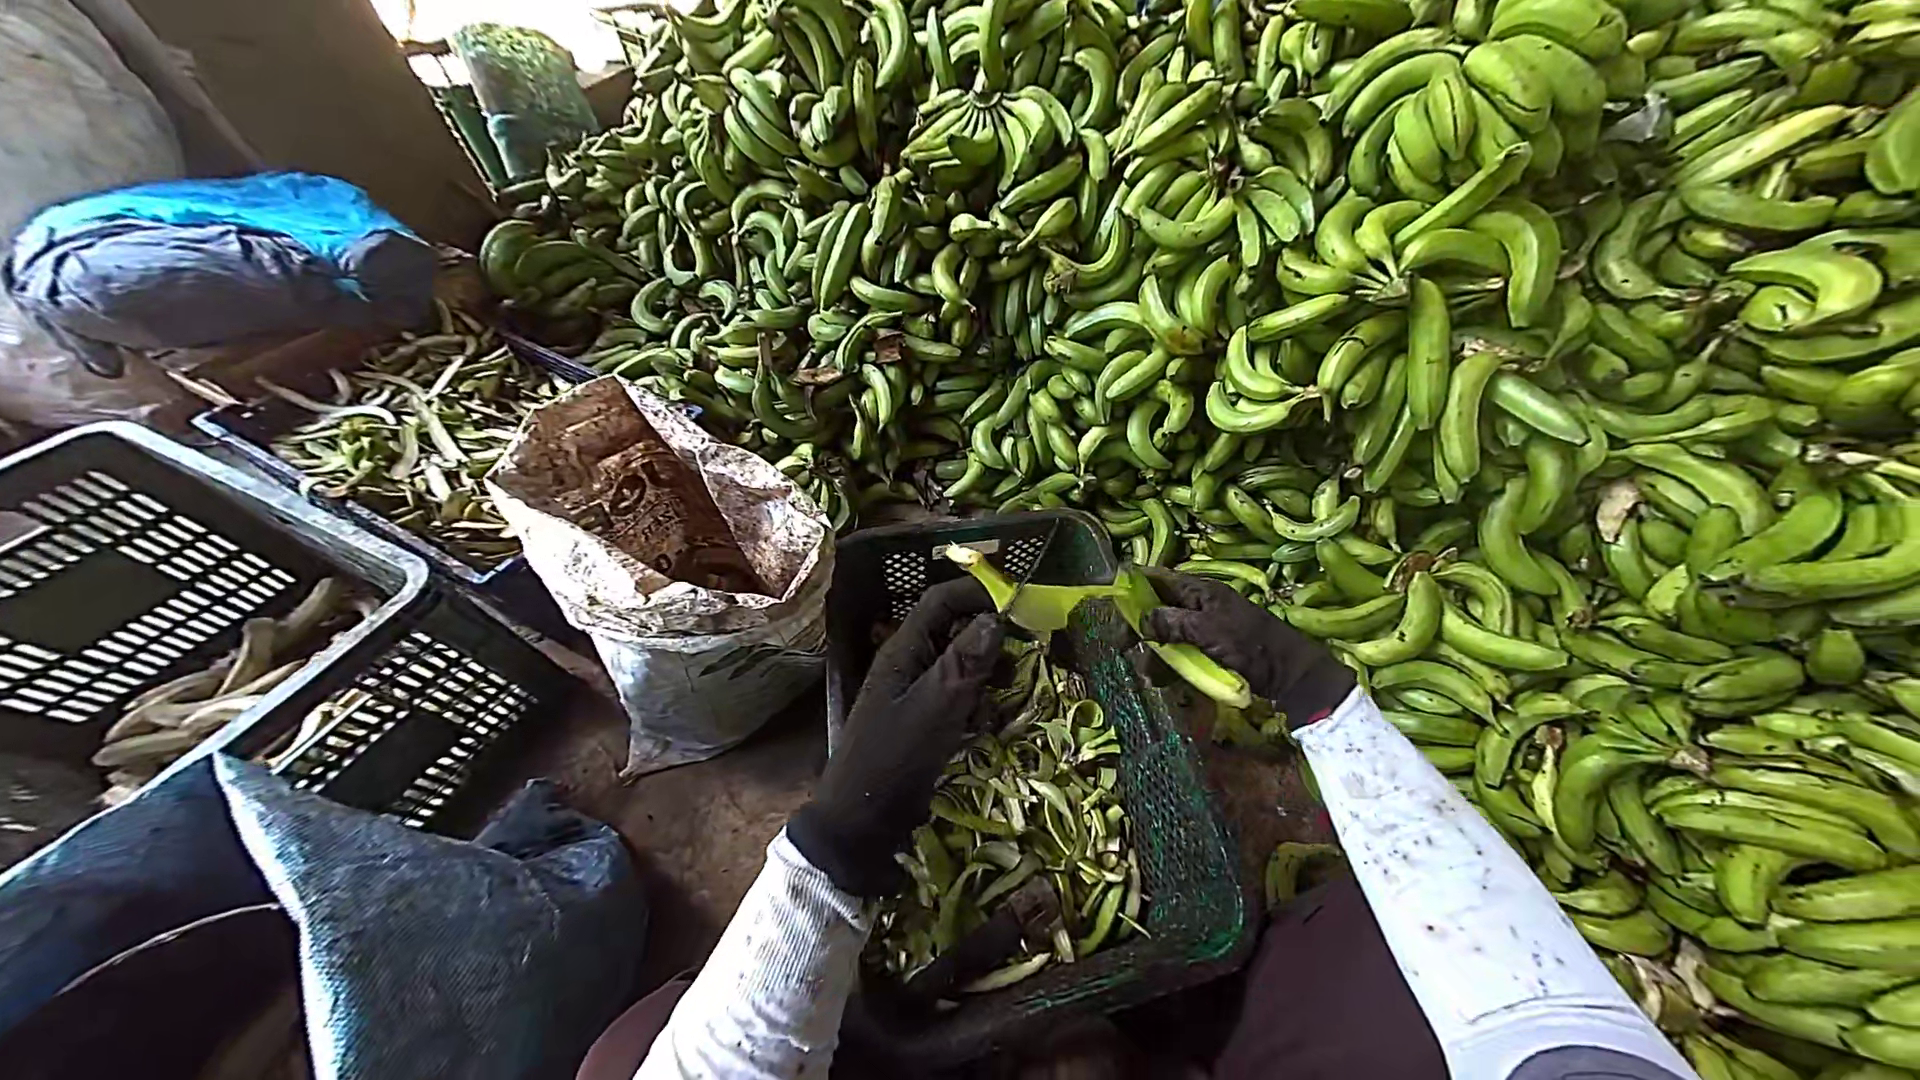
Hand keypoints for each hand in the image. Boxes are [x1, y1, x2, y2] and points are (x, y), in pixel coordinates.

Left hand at [788, 578, 1004, 895]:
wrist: (862, 821)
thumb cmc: (894, 758)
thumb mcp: (936, 707)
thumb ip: (965, 662)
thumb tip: (995, 617)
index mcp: (904, 649)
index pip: (941, 601)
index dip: (977, 594)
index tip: (1018, 602)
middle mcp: (909, 662)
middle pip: (955, 630)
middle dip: (989, 639)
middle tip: (1021, 655)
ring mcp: (916, 690)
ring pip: (960, 664)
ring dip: (986, 673)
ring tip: (1007, 692)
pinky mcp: (924, 717)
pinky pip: (957, 695)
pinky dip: (976, 702)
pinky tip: (985, 723)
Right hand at [1139, 567, 1354, 728]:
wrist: (1291, 674)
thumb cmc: (1251, 645)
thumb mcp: (1207, 631)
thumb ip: (1171, 622)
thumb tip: (1141, 620)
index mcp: (1197, 589)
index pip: (1154, 577)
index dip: (1131, 586)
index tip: (1111, 603)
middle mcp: (1196, 602)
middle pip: (1154, 607)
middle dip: (1138, 627)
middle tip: (1123, 646)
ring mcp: (1201, 624)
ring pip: (1164, 632)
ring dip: (1152, 652)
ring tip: (1148, 675)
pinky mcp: (1207, 646)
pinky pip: (1178, 650)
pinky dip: (1168, 663)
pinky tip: (1161, 680)